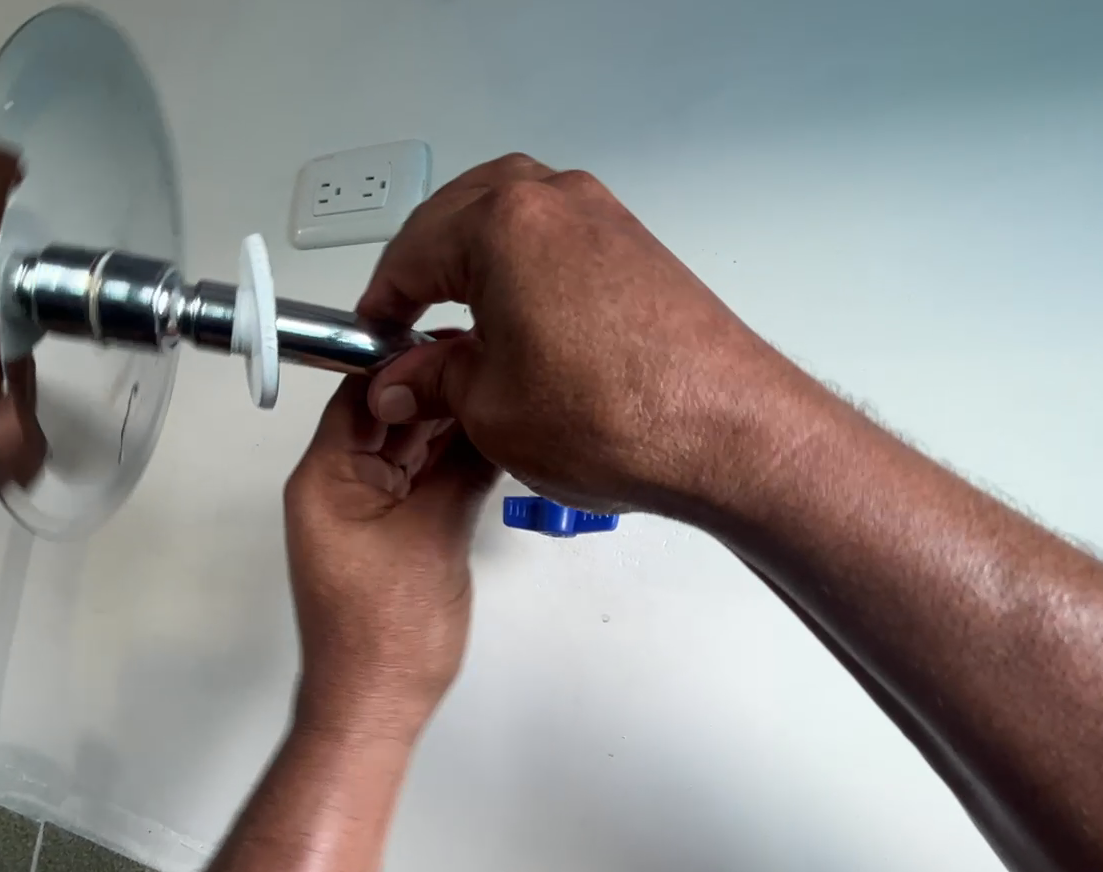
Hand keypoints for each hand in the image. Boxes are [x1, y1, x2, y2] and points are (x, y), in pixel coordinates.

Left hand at [284, 376, 498, 741]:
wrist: (377, 704)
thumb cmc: (389, 629)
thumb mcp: (433, 534)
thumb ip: (462, 468)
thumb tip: (492, 416)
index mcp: (326, 479)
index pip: (363, 396)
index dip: (408, 366)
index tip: (461, 345)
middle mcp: (337, 489)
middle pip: (387, 422)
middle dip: (436, 397)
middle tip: (494, 369)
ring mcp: (363, 514)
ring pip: (406, 454)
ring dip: (446, 431)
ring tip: (499, 399)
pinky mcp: (389, 537)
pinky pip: (417, 486)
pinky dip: (448, 467)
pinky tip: (488, 444)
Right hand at [358, 154, 803, 513]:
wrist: (728, 436)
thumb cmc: (621, 418)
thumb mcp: (490, 411)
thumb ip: (432, 382)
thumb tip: (403, 380)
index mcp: (503, 225)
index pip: (411, 253)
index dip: (381, 303)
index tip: (374, 338)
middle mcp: (556, 203)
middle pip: (458, 219)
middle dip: (424, 271)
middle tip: (408, 327)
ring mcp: (603, 220)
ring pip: (509, 223)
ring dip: (474, 266)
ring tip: (459, 327)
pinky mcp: (636, 249)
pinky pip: (555, 243)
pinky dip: (521, 273)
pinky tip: (517, 324)